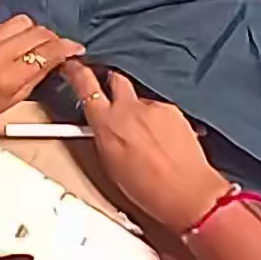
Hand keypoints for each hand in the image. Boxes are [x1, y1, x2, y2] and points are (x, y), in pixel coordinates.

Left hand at [0, 15, 83, 131]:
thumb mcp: (12, 100)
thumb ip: (36, 77)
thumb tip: (55, 60)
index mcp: (7, 75)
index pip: (47, 51)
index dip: (67, 47)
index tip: (74, 48)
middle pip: (37, 32)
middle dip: (51, 38)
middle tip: (53, 48)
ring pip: (21, 21)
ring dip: (32, 32)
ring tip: (30, 45)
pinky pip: (2, 24)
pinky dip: (11, 32)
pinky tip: (9, 44)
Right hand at [60, 61, 229, 230]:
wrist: (186, 193)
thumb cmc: (148, 188)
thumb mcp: (110, 164)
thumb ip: (103, 136)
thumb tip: (101, 128)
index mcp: (106, 123)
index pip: (85, 86)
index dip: (77, 72)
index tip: (74, 67)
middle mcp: (128, 109)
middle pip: (116, 79)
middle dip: (113, 84)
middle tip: (114, 96)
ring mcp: (153, 107)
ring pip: (141, 99)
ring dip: (140, 111)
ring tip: (148, 137)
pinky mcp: (173, 110)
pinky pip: (160, 110)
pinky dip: (159, 120)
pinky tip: (164, 140)